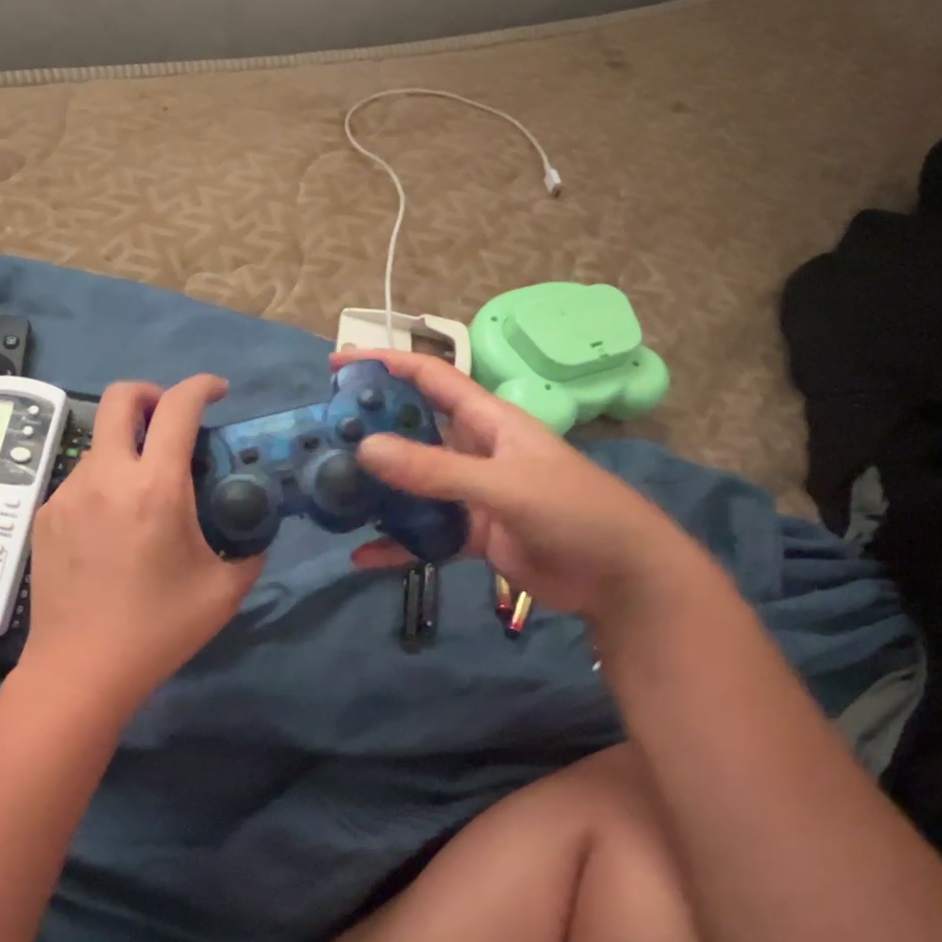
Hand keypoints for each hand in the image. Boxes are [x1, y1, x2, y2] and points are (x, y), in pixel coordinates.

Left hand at [20, 376, 265, 702]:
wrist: (81, 668)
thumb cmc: (159, 630)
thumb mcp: (223, 592)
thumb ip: (248, 549)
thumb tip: (254, 530)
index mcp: (156, 488)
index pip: (179, 407)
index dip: (202, 386)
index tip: (218, 392)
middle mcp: (107, 477)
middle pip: (122, 397)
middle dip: (153, 395)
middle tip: (173, 422)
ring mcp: (68, 493)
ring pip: (101, 442)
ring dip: (129, 448)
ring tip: (146, 493)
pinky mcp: (45, 515)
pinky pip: (81, 479)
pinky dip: (105, 483)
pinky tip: (114, 527)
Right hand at [342, 350, 705, 619]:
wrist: (621, 576)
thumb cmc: (575, 512)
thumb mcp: (504, 485)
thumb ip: (437, 470)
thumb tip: (366, 449)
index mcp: (489, 421)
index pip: (431, 379)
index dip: (387, 364)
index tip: (338, 364)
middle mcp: (475, 451)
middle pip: (413, 430)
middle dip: (370, 429)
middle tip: (321, 436)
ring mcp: (472, 495)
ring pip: (413, 484)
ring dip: (378, 488)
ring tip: (330, 491)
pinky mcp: (473, 535)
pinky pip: (425, 534)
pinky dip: (397, 545)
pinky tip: (362, 557)